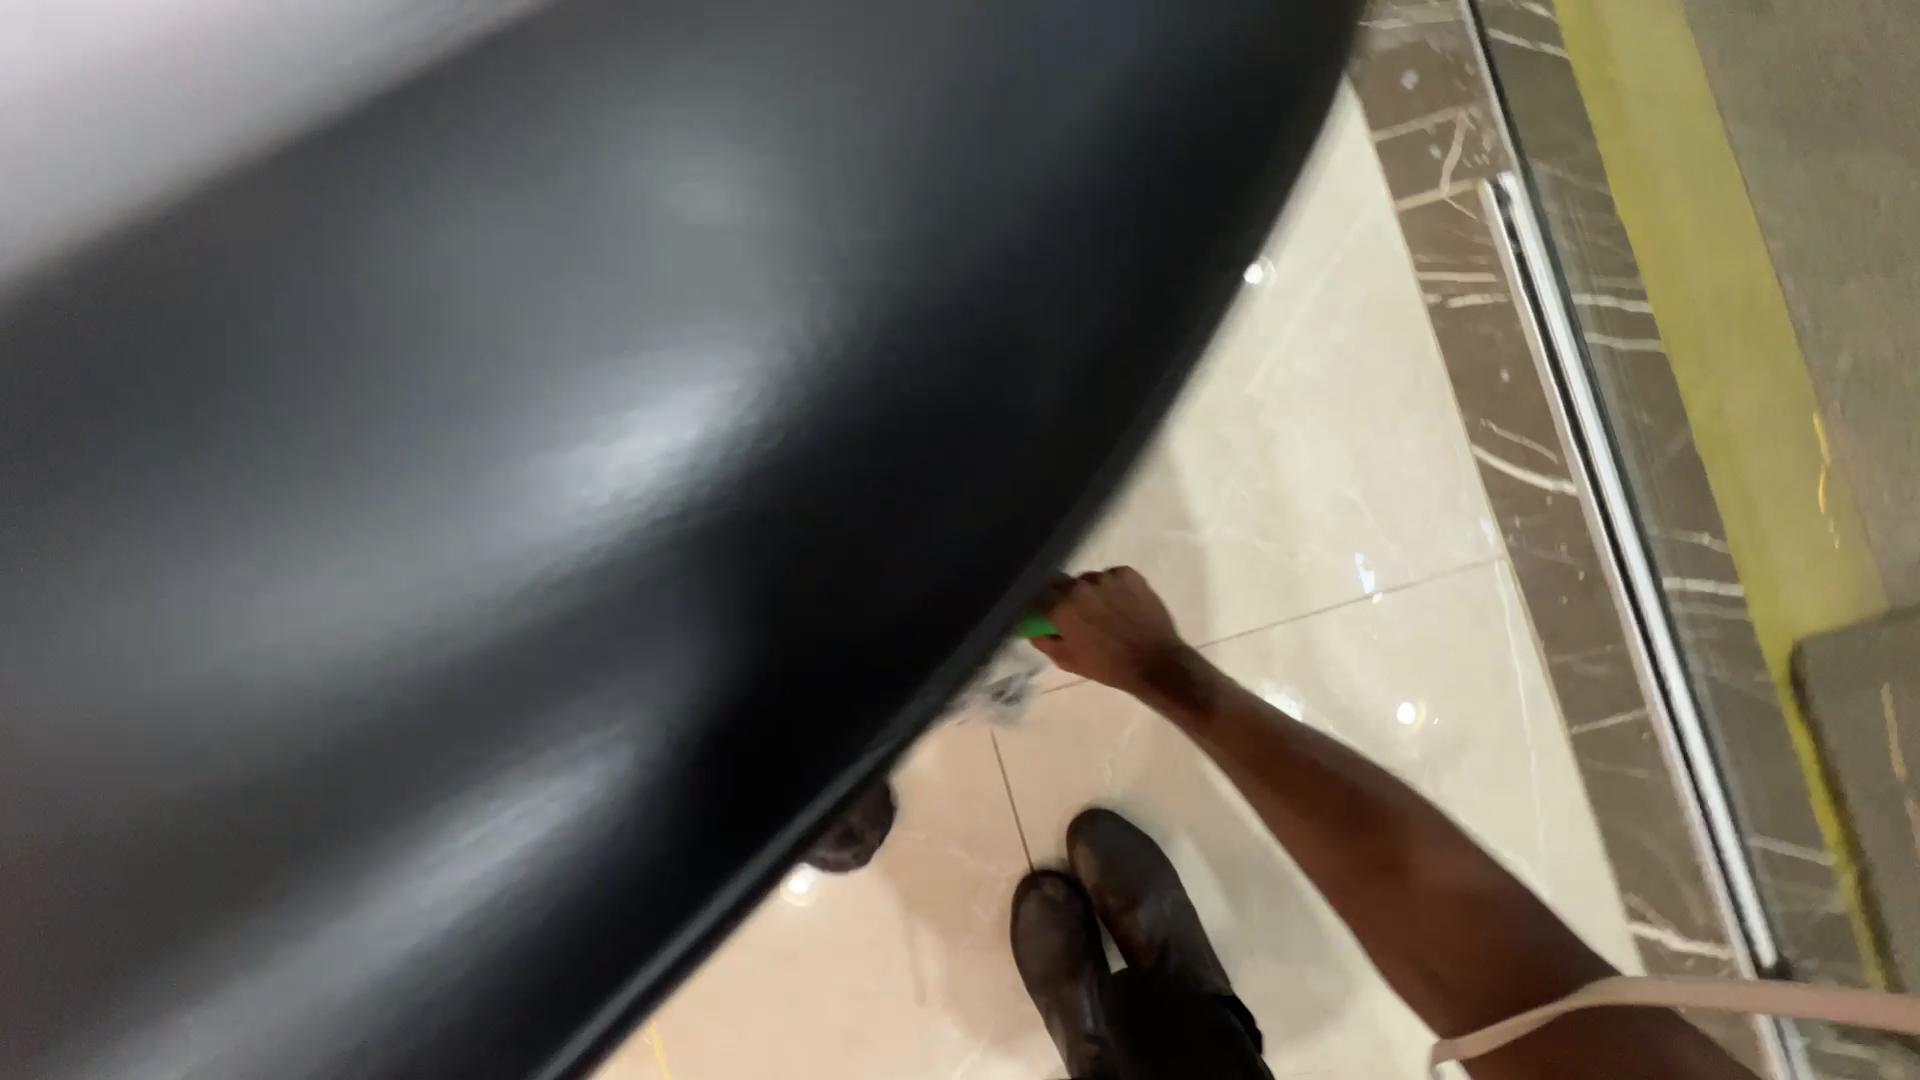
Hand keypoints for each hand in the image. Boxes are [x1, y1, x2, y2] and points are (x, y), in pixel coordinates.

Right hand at [1029, 567, 1207, 704]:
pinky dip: (1110, 587)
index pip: (1036, 598)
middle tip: (1068, 611)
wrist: (1156, 662)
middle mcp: (1079, 587)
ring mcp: (1105, 577)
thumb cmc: (1108, 667)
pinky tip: (1119, 603)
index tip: (1041, 615)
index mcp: (1061, 608)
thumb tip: (1032, 629)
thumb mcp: (1068, 661)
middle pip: (1058, 582)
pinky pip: (1110, 576)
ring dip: (1086, 592)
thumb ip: (1044, 642)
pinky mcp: (1127, 574)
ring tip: (1099, 609)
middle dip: (1058, 595)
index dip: (1037, 608)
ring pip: (1085, 579)